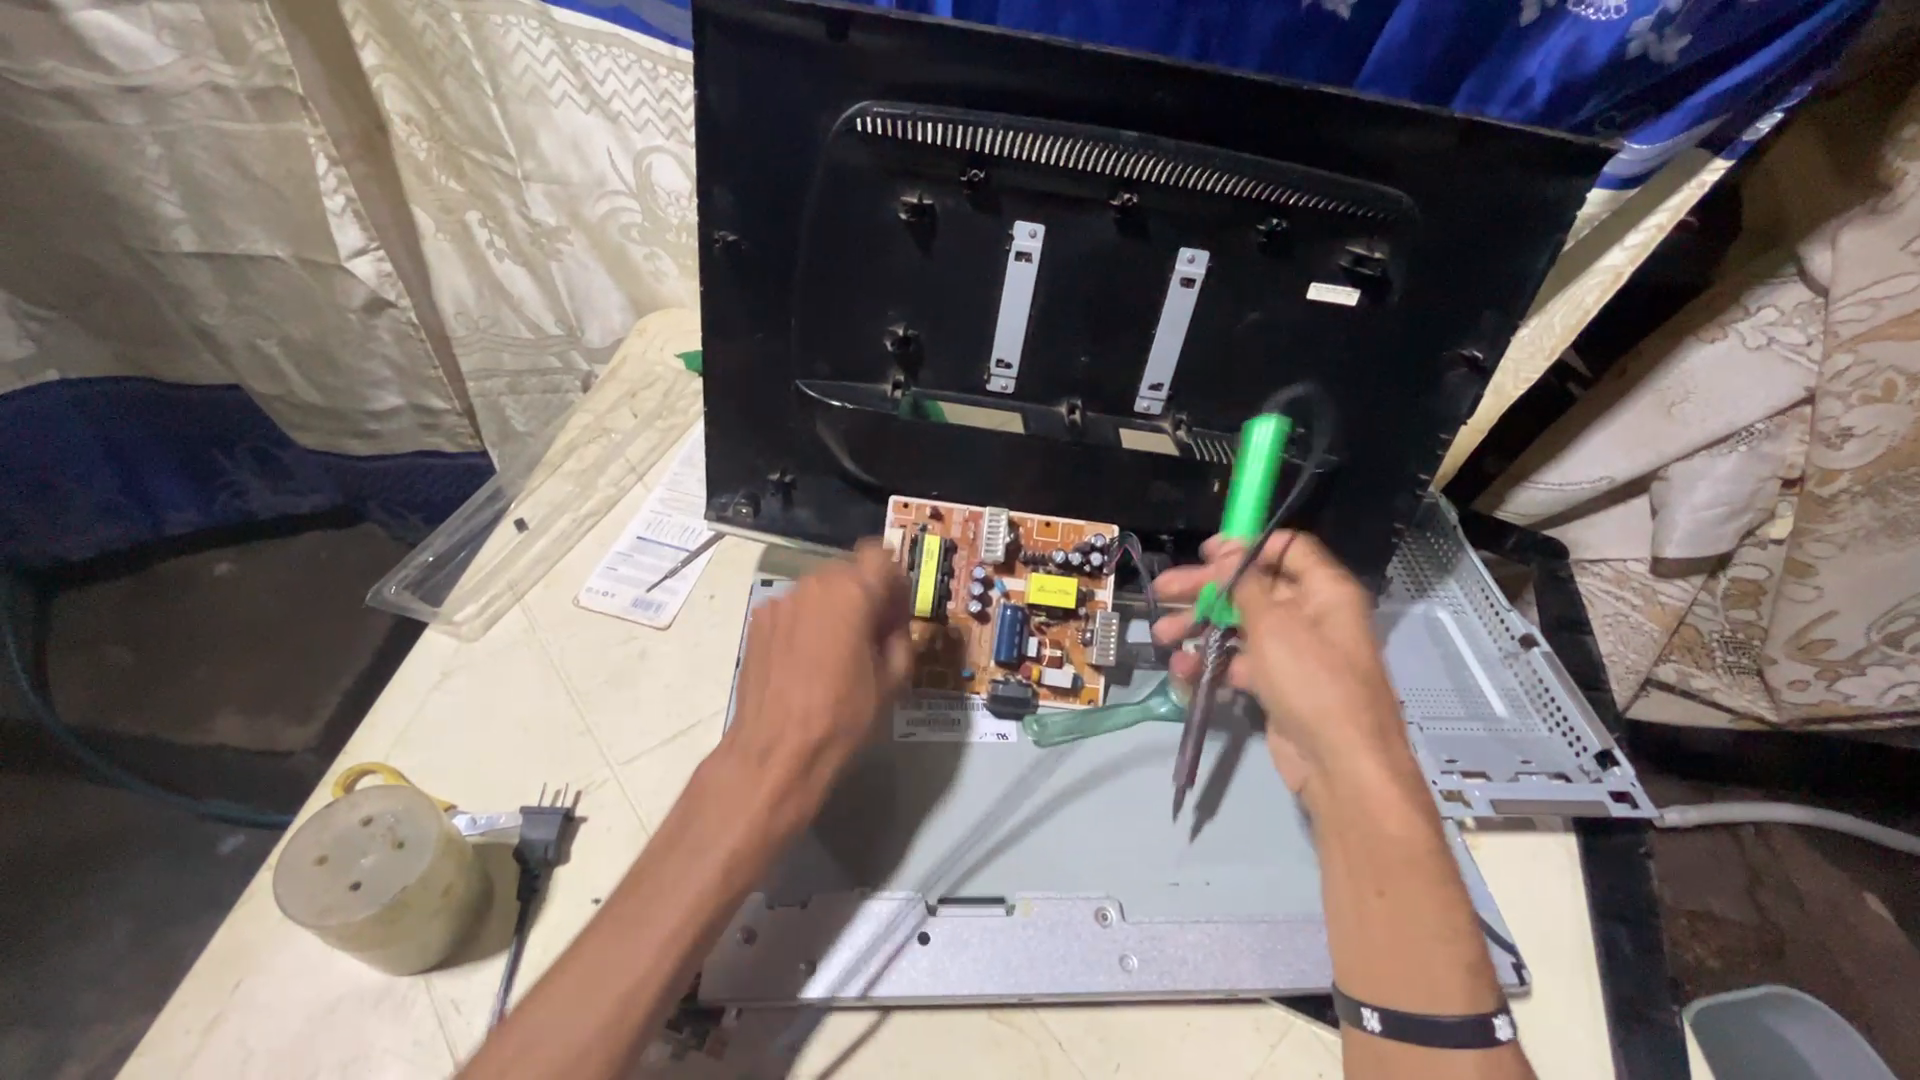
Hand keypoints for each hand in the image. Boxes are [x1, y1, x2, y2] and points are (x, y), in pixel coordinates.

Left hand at [721, 539, 912, 825]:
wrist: (777, 750)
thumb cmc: (844, 716)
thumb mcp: (894, 678)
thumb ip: (900, 634)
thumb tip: (892, 620)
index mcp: (853, 593)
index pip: (880, 555)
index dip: (893, 578)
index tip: (895, 609)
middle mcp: (814, 585)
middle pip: (848, 570)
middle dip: (864, 593)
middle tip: (870, 633)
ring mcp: (780, 601)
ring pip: (819, 589)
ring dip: (833, 607)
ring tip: (835, 651)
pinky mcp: (757, 621)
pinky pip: (793, 608)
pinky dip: (806, 622)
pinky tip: (805, 660)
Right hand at [1152, 531, 1408, 803]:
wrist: (1340, 763)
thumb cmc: (1312, 681)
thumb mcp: (1274, 624)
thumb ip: (1245, 583)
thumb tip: (1228, 550)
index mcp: (1324, 591)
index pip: (1287, 549)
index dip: (1246, 546)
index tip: (1205, 552)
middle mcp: (1312, 615)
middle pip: (1253, 588)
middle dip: (1206, 590)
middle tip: (1163, 592)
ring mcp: (1295, 652)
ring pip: (1241, 627)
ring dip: (1200, 628)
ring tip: (1163, 637)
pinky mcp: (1279, 684)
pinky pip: (1241, 662)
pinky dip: (1212, 663)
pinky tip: (1183, 671)